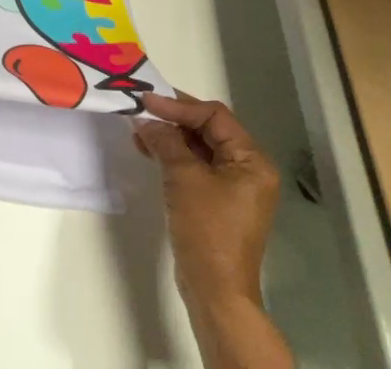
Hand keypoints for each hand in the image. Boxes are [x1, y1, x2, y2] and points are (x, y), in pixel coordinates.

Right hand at [134, 92, 280, 306]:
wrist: (215, 290)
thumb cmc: (207, 229)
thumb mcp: (184, 178)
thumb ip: (166, 142)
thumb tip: (145, 120)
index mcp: (252, 160)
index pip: (215, 116)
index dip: (179, 105)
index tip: (145, 100)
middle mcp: (249, 169)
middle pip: (209, 130)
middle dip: (174, 119)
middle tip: (140, 111)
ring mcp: (234, 187)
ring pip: (201, 148)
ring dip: (170, 138)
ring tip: (139, 133)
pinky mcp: (219, 202)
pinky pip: (197, 168)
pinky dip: (174, 157)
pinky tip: (150, 152)